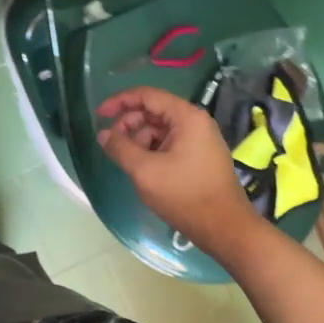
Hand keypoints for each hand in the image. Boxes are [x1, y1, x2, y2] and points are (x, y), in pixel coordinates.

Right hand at [97, 86, 258, 254]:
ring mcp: (200, 140)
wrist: (224, 227)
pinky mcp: (200, 157)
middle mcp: (196, 122)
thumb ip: (120, 147)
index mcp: (186, 117)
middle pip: (154, 111)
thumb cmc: (184, 195)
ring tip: (128, 161)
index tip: (99, 115)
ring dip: (140, 139)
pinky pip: (171, 143)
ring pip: (161, 129)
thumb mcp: (145, 171)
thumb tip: (103, 134)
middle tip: (112, 144)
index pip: (147, 96)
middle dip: (129, 123)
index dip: (120, 102)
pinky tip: (143, 168)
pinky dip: (153, 150)